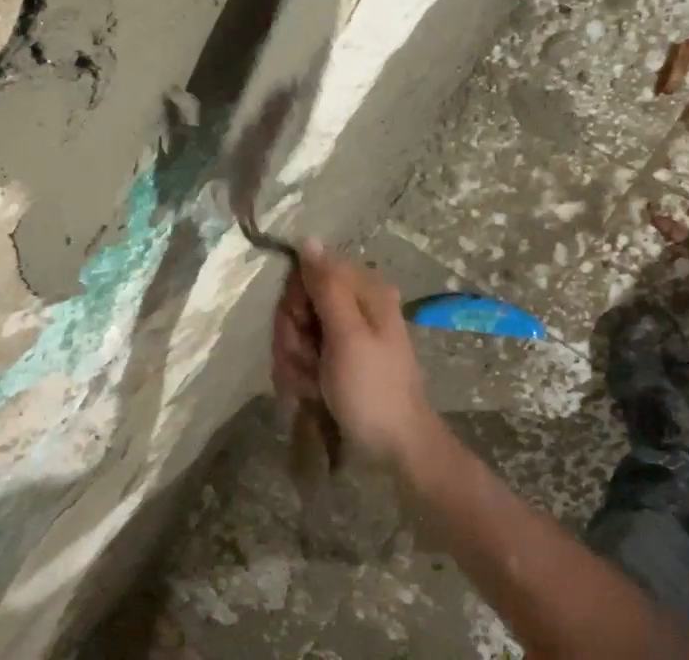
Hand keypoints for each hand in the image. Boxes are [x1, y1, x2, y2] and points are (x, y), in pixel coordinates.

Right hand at [272, 241, 439, 467]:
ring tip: (312, 386)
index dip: (296, 301)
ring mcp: (342, 336)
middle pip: (297, 304)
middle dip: (292, 337)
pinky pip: (300, 357)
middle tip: (308, 363)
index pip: (307, 272)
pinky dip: (300, 377)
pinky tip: (311, 394)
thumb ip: (326, 286)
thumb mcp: (348, 335)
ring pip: (294, 333)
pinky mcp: (334, 361)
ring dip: (294, 362)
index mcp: (363, 290)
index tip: (302, 328)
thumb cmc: (373, 390)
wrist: (395, 450)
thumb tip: (308, 239)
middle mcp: (353, 306)